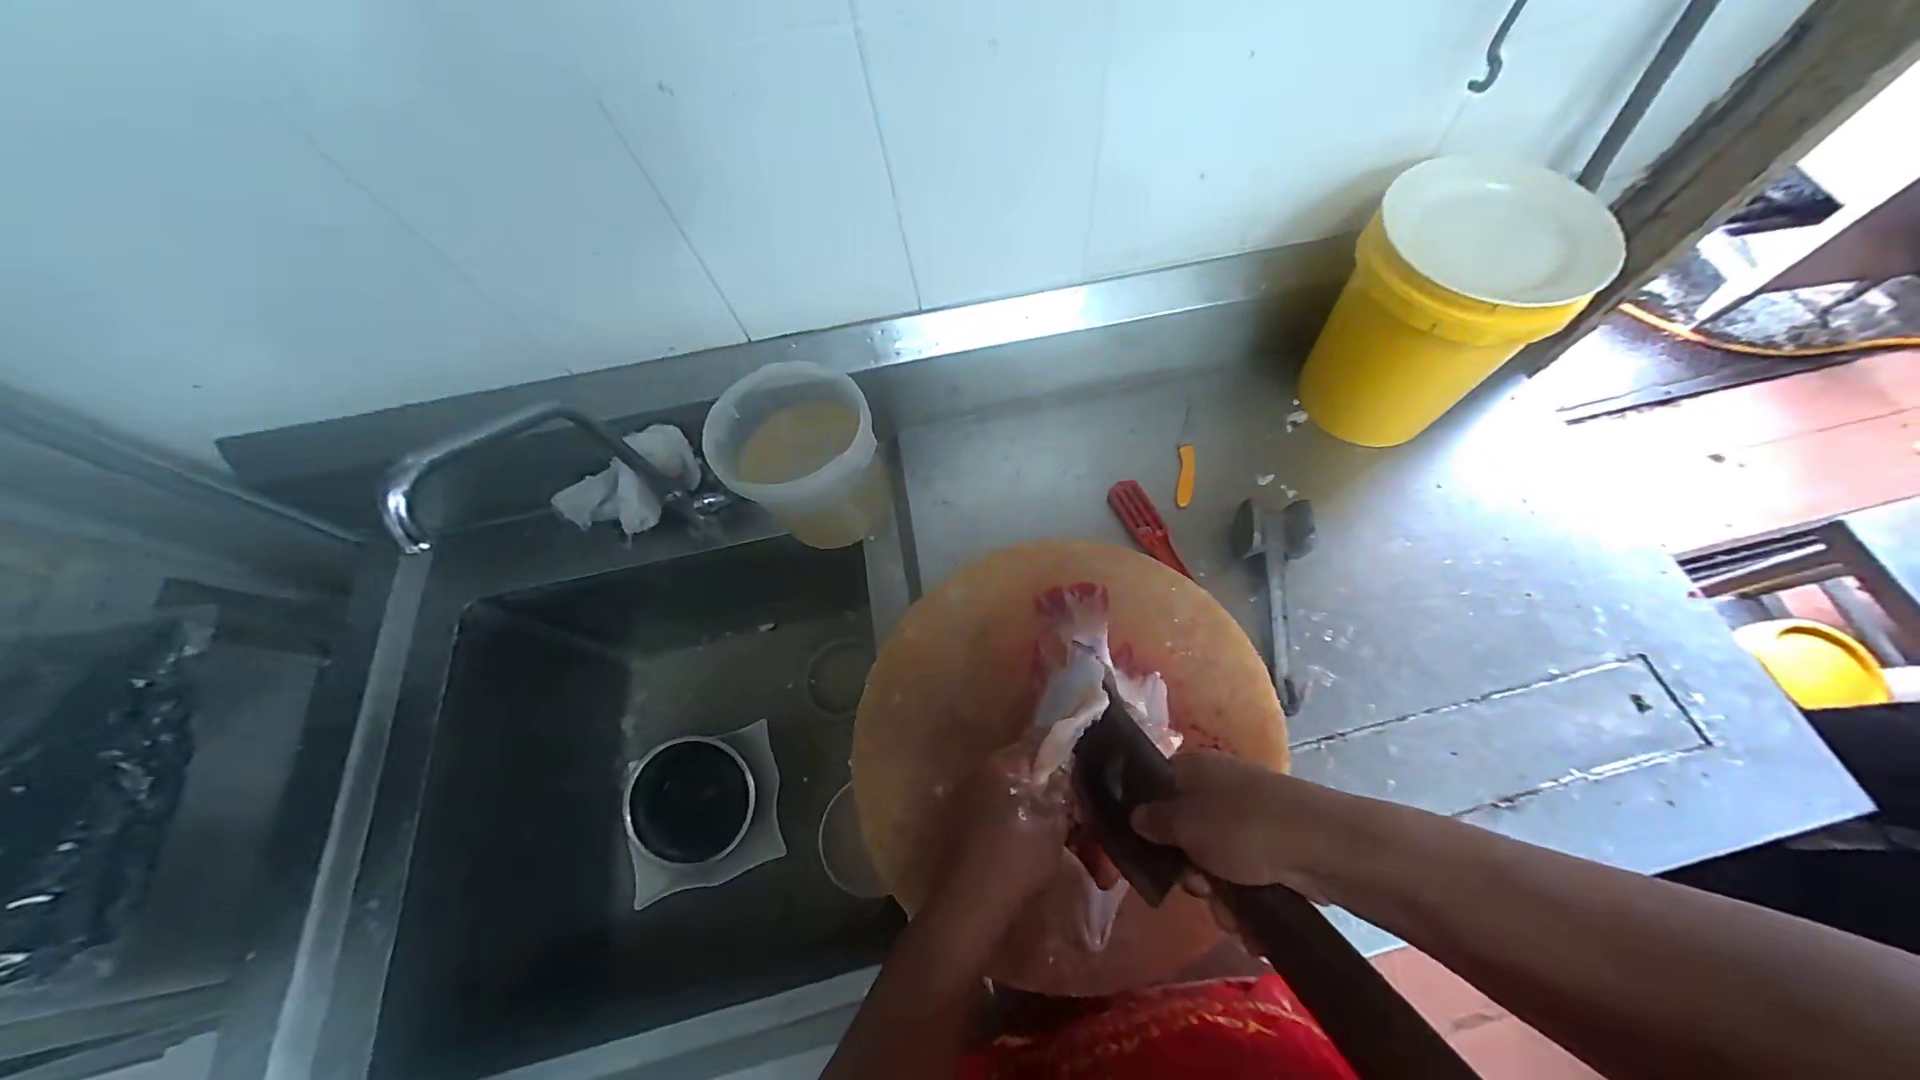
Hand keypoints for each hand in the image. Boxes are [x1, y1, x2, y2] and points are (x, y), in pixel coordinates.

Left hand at [929, 742, 1072, 922]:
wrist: (970, 908)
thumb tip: (1065, 761)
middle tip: (1081, 817)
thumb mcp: (1053, 820)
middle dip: (1055, 791)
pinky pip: (1003, 815)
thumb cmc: (1017, 859)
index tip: (1086, 776)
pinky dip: (1023, 826)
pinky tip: (1040, 849)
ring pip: (1017, 797)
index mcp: (999, 764)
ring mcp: (968, 800)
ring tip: (1068, 840)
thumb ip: (1061, 784)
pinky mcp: (964, 827)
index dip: (1067, 756)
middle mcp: (980, 774)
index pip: (1039, 742)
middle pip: (1028, 772)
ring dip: (1041, 812)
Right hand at [1130, 751, 1360, 901]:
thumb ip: (1153, 821)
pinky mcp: (1276, 847)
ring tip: (1232, 915)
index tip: (1149, 851)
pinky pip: (1247, 876)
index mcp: (1193, 769)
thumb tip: (1135, 816)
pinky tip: (1251, 925)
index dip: (1148, 821)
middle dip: (1190, 871)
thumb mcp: (1184, 824)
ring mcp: (1250, 817)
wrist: (1321, 846)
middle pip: (1186, 833)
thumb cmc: (1241, 827)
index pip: (1156, 788)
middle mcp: (1219, 787)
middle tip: (1199, 887)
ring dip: (1220, 897)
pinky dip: (1247, 901)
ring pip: (1217, 863)